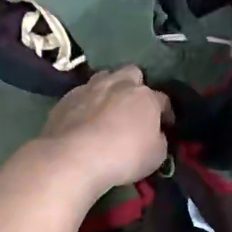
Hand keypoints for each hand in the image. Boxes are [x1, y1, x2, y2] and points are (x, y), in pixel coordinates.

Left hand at [33, 67, 171, 197]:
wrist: (74, 157)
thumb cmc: (123, 157)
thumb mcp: (156, 155)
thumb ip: (158, 139)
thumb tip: (155, 134)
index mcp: (145, 97)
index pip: (162, 99)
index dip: (166, 112)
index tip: (165, 125)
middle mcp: (118, 84)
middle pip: (132, 74)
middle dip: (135, 86)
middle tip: (133, 107)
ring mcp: (90, 88)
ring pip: (104, 77)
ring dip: (110, 89)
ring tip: (108, 108)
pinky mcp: (66, 98)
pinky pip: (82, 94)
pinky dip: (87, 103)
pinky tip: (85, 119)